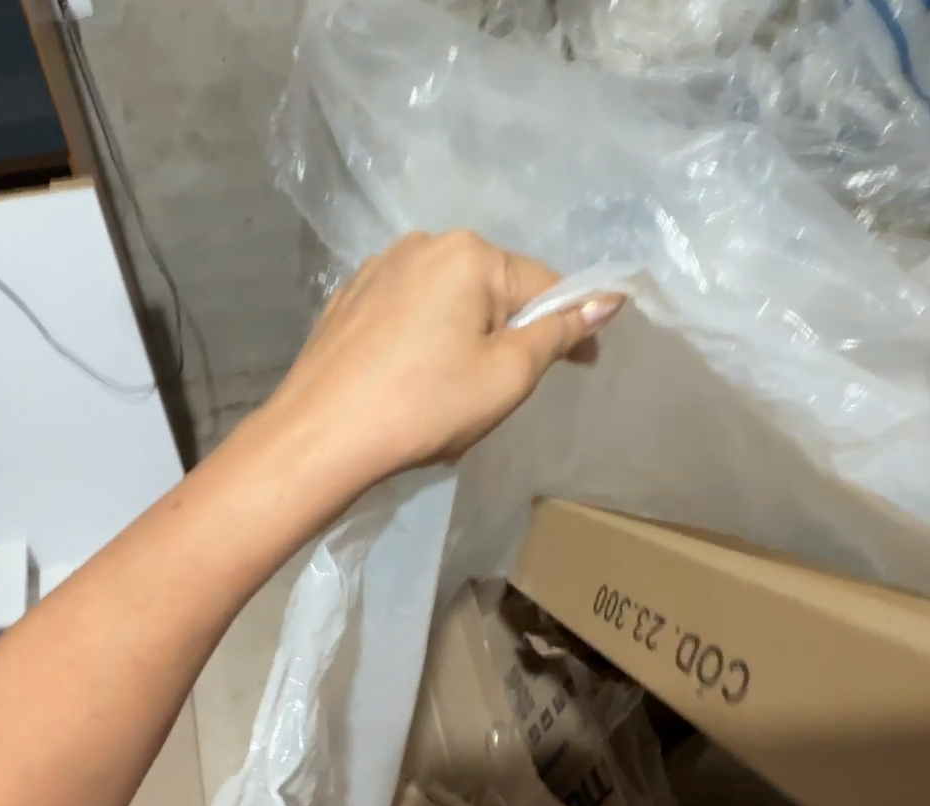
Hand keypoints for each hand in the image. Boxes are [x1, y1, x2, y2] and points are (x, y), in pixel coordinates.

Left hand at [250, 230, 623, 490]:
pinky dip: (421, 340)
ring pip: (445, 302)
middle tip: (500, 390)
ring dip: (462, 337)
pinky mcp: (346, 300)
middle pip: (491, 290)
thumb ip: (558, 332)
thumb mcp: (507, 376)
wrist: (320, 437)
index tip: (582, 364)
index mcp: (468, 254)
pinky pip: (405, 313)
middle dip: (507, 333)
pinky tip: (408, 378)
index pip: (543, 285)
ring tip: (449, 390)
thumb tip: (608, 298)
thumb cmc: (424, 407)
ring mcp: (376, 270)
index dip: (569, 326)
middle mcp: (421, 245)